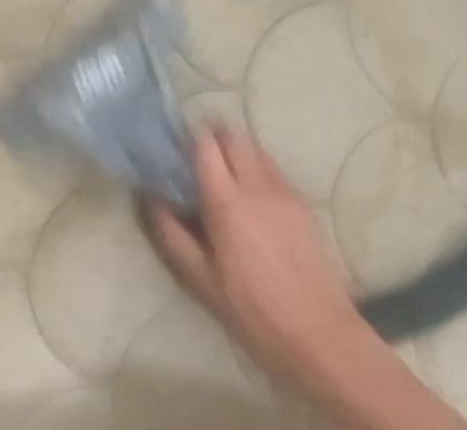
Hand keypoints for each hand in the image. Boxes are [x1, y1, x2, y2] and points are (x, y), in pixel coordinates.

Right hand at [145, 125, 365, 388]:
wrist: (316, 330)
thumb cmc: (250, 308)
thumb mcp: (200, 278)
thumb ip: (170, 233)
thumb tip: (150, 196)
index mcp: (227, 201)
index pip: (207, 145)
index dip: (189, 136)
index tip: (175, 143)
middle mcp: (257, 185)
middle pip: (234, 136)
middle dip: (214, 135)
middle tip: (197, 154)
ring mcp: (285, 191)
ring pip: (256, 149)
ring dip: (237, 149)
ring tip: (223, 173)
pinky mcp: (303, 203)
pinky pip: (274, 170)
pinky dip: (257, 168)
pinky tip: (251, 197)